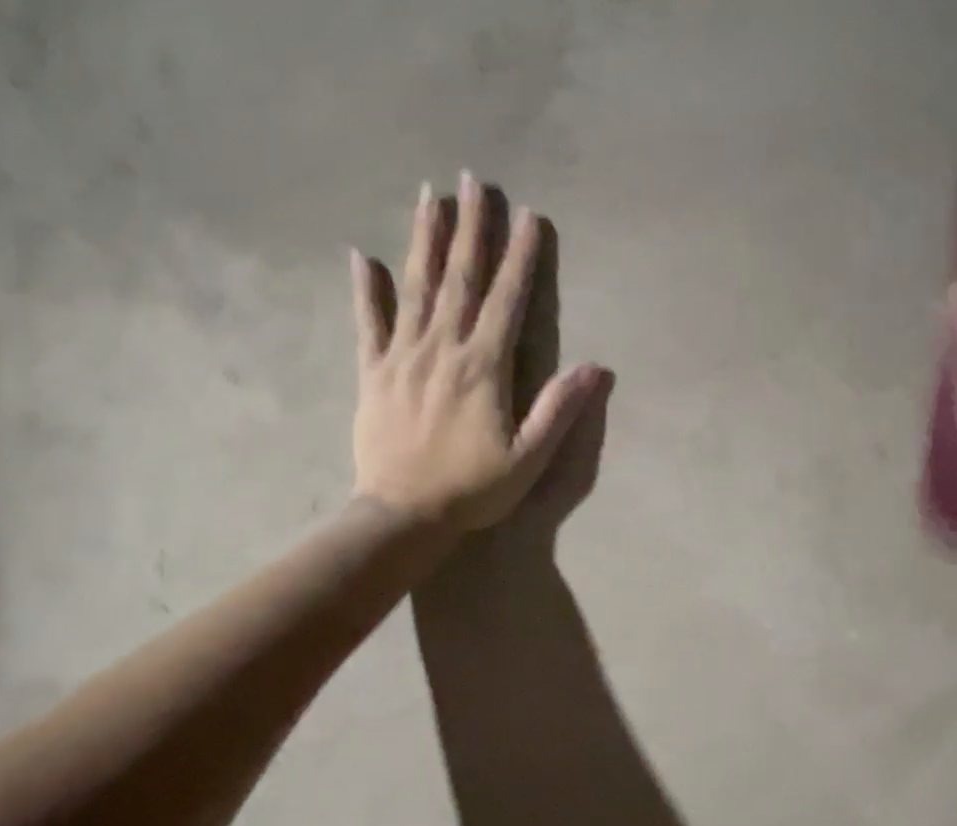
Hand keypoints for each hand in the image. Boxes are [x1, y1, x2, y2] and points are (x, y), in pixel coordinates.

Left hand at [351, 173, 607, 531]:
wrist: (402, 516)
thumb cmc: (472, 491)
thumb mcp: (529, 459)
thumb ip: (559, 411)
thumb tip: (597, 368)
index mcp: (483, 367)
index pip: (506, 299)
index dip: (519, 256)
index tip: (525, 214)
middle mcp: (442, 349)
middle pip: (459, 278)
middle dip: (469, 227)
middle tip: (472, 178)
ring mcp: (402, 357)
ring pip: (415, 287)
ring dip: (424, 239)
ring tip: (429, 195)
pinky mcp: (372, 373)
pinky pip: (367, 323)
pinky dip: (364, 289)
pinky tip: (360, 255)